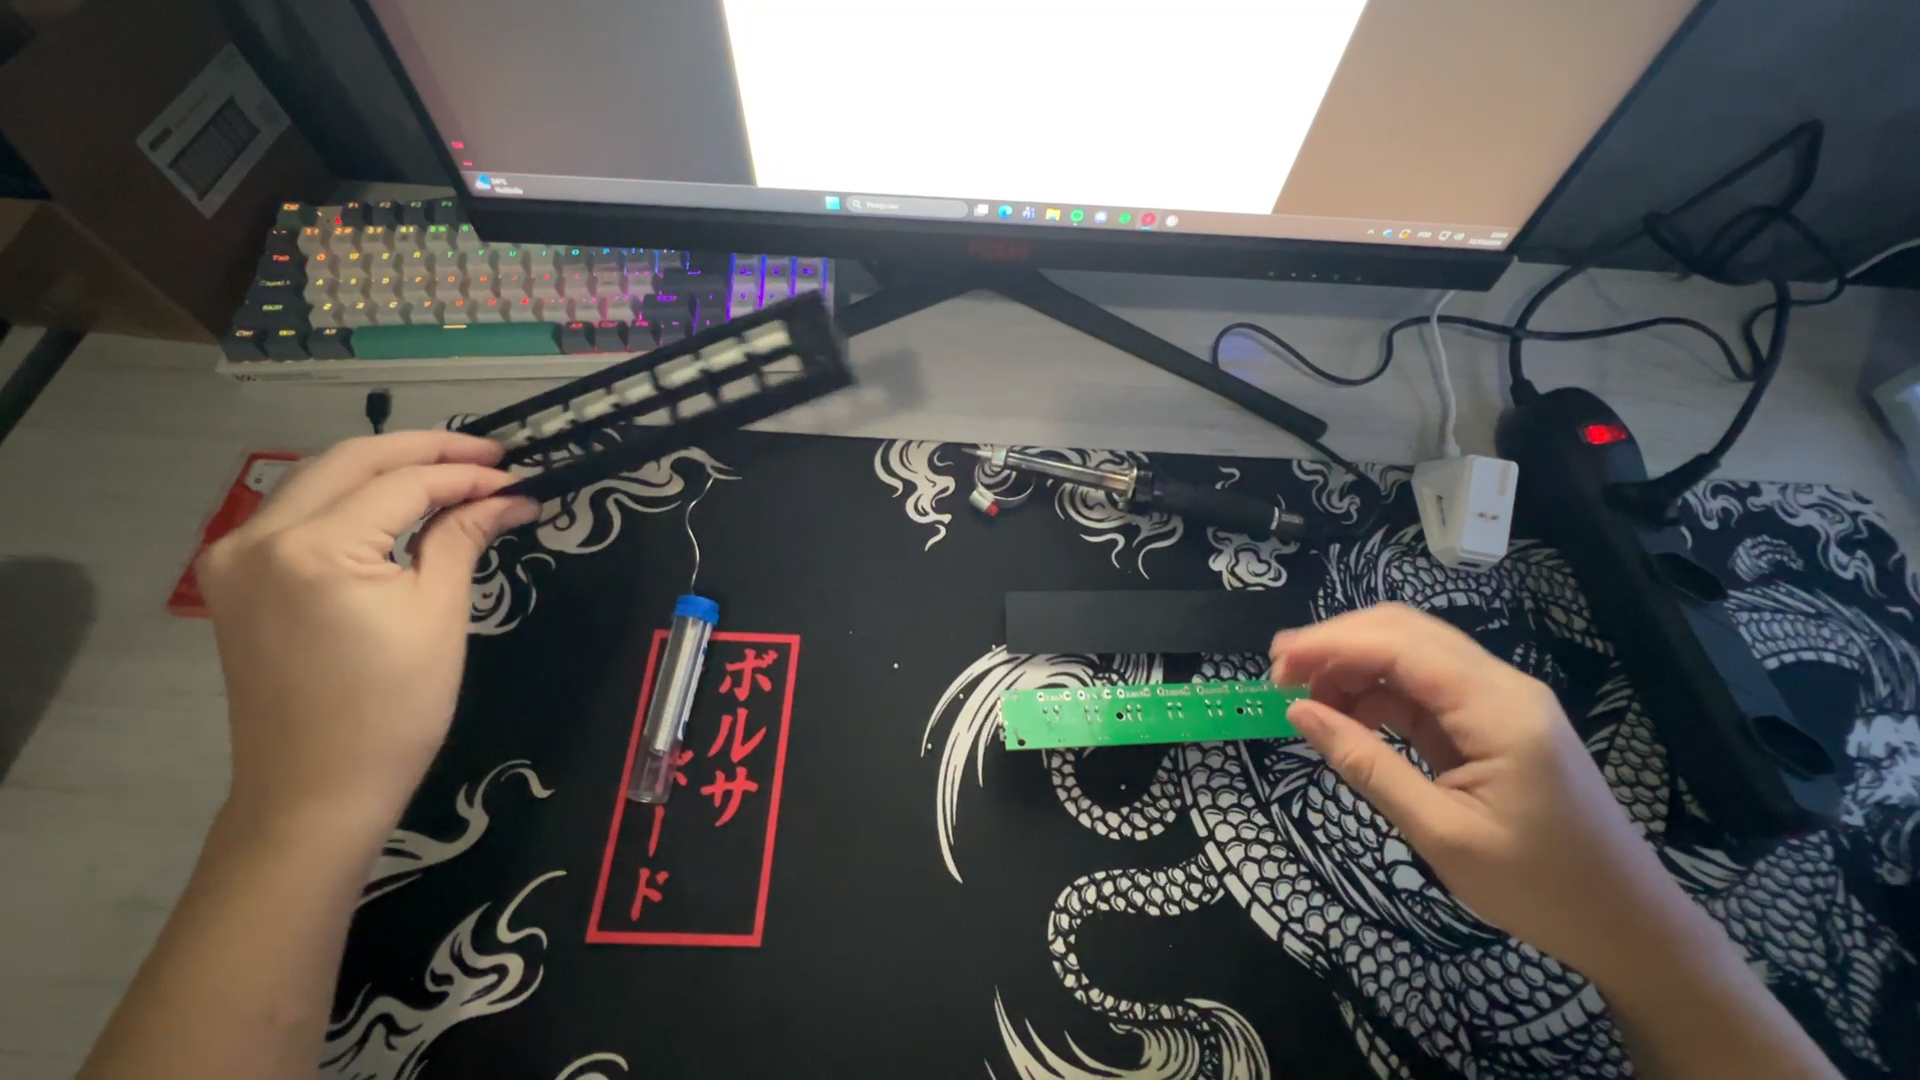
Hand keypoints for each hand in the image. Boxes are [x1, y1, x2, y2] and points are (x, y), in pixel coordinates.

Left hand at [198, 432, 537, 834]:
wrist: (315, 789)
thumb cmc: (394, 708)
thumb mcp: (439, 614)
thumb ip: (462, 538)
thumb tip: (509, 497)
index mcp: (314, 548)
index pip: (403, 484)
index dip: (467, 474)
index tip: (519, 477)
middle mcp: (258, 537)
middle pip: (351, 462)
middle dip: (425, 450)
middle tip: (491, 456)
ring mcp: (236, 556)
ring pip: (320, 480)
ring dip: (388, 469)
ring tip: (454, 473)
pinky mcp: (236, 579)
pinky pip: (300, 513)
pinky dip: (354, 499)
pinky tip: (398, 505)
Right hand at [1269, 604, 1686, 979]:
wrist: (1627, 924)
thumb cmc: (1539, 887)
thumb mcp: (1439, 832)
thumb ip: (1365, 764)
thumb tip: (1298, 712)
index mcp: (1498, 708)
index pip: (1399, 645)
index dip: (1329, 645)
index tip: (1273, 666)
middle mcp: (1500, 686)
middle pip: (1403, 632)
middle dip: (1335, 645)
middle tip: (1280, 678)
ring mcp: (1498, 700)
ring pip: (1409, 653)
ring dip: (1351, 667)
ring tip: (1305, 702)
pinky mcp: (1489, 720)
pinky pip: (1420, 687)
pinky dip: (1375, 693)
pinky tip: (1345, 717)